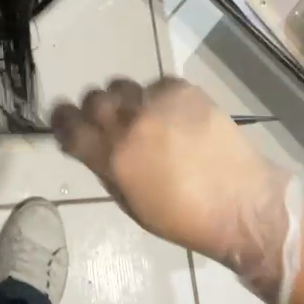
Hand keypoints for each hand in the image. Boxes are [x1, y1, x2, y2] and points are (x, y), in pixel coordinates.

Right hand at [52, 78, 303, 303]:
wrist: (242, 204)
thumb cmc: (184, 218)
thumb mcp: (132, 204)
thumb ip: (105, 168)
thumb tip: (90, 145)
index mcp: (113, 157)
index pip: (69, 125)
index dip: (62, 121)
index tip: (65, 121)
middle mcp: (129, 123)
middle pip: (93, 98)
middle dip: (97, 110)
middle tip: (112, 123)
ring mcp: (156, 102)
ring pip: (123, 86)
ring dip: (127, 101)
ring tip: (148, 119)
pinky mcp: (181, 89)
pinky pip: (157, 85)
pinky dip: (161, 99)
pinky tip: (178, 119)